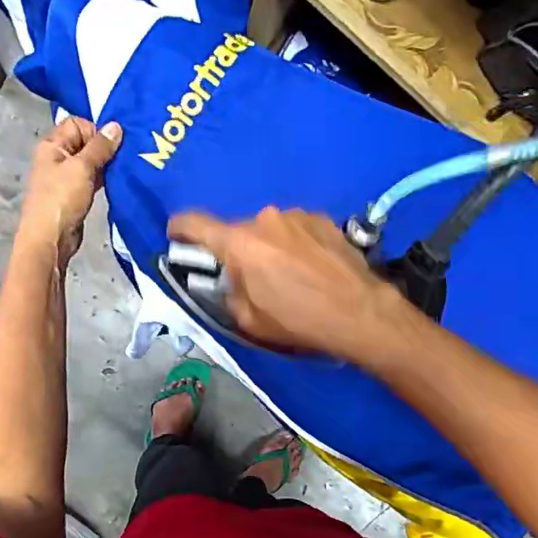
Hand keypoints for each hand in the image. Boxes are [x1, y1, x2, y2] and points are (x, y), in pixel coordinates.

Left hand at [18, 117, 120, 265]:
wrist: (51, 236)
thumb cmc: (62, 198)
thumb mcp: (82, 168)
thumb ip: (99, 147)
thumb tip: (116, 126)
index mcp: (53, 145)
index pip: (77, 123)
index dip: (96, 130)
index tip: (115, 144)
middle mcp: (58, 157)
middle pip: (85, 142)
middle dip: (106, 147)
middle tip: (129, 154)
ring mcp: (67, 176)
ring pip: (91, 161)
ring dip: (108, 164)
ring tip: (128, 168)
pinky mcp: (77, 193)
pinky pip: (94, 178)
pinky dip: (106, 178)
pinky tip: (119, 182)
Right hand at [166, 208, 410, 360]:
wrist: (360, 313)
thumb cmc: (301, 321)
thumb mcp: (251, 320)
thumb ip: (230, 293)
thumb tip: (233, 281)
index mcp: (240, 243)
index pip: (195, 223)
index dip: (181, 229)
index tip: (177, 235)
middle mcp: (266, 219)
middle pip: (240, 232)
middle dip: (242, 252)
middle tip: (257, 279)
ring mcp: (298, 216)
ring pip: (272, 230)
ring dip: (274, 247)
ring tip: (294, 277)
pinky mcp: (325, 220)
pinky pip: (299, 230)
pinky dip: (299, 245)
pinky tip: (315, 268)